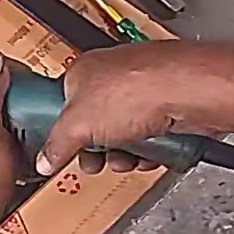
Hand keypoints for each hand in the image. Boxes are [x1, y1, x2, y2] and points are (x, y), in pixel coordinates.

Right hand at [36, 42, 218, 175]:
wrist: (189, 92)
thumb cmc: (139, 89)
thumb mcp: (78, 126)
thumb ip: (57, 145)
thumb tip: (44, 159)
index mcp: (82, 72)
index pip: (60, 104)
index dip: (61, 131)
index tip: (61, 150)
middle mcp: (110, 77)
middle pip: (92, 124)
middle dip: (95, 150)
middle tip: (96, 162)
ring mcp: (139, 92)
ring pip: (121, 133)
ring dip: (122, 154)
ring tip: (127, 159)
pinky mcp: (163, 107)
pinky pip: (146, 136)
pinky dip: (146, 150)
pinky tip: (148, 154)